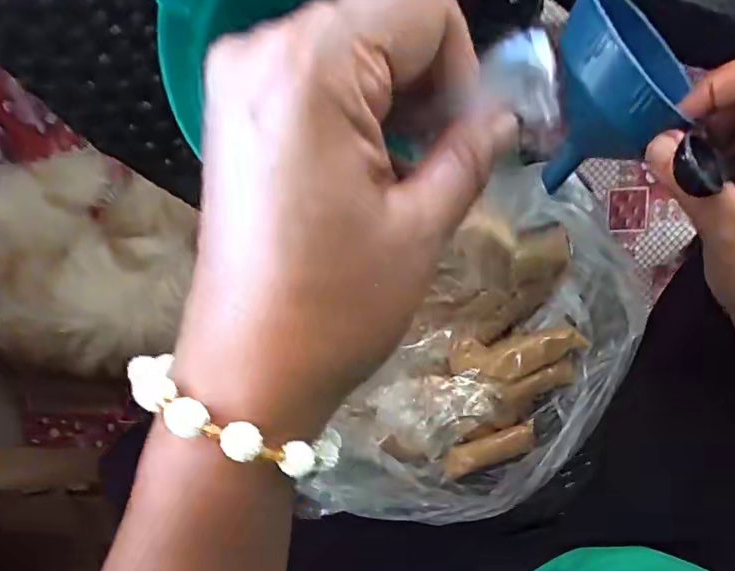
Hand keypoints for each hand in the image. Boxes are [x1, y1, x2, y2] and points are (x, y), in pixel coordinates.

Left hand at [172, 0, 517, 437]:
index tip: (469, 140)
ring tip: (402, 184)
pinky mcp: (234, 121)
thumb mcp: (418, 232)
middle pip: (378, 22)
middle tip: (443, 165)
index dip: (463, 70)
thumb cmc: (335, 310)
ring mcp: (239, 84)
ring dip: (391, 106)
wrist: (251, 371)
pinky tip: (364, 179)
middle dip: (425, 86)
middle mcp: (263, 50)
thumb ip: (467, 155)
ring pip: (347, 54)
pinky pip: (311, 87)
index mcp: (313, 65)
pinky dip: (352, 118)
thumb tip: (500, 118)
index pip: (421, 8)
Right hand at [644, 48, 734, 353]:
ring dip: (709, 138)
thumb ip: (689, 179)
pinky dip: (718, 157)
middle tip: (670, 151)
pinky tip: (697, 182)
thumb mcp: (724, 227)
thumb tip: (654, 144)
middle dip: (707, 114)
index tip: (674, 128)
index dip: (713, 89)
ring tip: (680, 170)